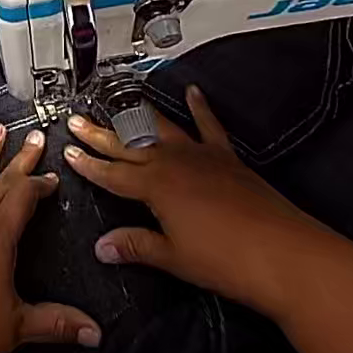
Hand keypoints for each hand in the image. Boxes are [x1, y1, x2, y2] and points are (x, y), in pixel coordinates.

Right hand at [64, 86, 332, 316]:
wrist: (284, 253)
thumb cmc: (227, 260)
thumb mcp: (174, 257)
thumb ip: (136, 245)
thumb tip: (102, 247)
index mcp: (155, 187)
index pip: (111, 173)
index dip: (88, 164)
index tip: (68, 152)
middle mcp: (172, 163)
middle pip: (127, 145)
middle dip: (99, 135)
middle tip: (78, 121)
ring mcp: (199, 155)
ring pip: (159, 129)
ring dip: (136, 118)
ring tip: (117, 106)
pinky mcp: (225, 156)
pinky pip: (208, 125)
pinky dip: (200, 107)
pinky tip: (193, 92)